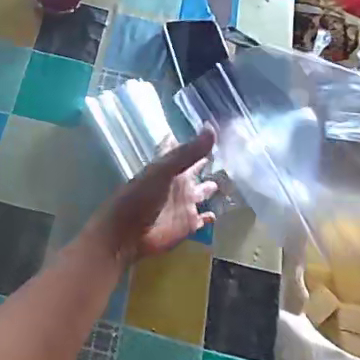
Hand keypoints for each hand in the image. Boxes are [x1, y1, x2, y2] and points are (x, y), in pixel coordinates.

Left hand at [85, 128, 218, 261]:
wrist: (126, 232)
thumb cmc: (140, 197)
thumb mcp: (163, 170)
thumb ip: (188, 152)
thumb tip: (212, 128)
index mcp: (171, 167)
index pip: (184, 149)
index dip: (196, 141)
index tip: (214, 127)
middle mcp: (179, 183)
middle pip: (196, 170)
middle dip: (209, 163)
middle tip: (231, 153)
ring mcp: (184, 204)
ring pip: (203, 192)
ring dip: (212, 187)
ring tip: (233, 180)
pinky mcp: (187, 225)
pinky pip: (203, 219)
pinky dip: (210, 217)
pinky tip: (217, 214)